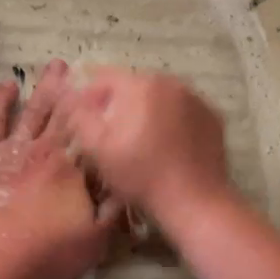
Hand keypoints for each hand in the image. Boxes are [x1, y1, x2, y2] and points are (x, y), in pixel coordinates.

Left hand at [0, 60, 114, 278]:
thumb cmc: (46, 253)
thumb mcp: (96, 239)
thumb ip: (114, 209)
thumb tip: (126, 183)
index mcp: (74, 166)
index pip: (92, 131)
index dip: (101, 109)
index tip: (110, 87)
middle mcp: (46, 150)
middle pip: (64, 113)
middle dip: (75, 89)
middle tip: (83, 65)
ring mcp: (13, 151)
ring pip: (34, 111)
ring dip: (45, 87)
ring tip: (55, 65)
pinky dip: (1, 102)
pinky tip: (7, 86)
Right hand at [54, 68, 231, 219]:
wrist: (195, 201)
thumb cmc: (141, 175)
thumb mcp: (98, 149)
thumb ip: (79, 114)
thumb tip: (66, 91)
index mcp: (141, 84)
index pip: (103, 77)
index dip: (87, 96)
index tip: (83, 120)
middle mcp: (171, 81)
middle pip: (133, 85)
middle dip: (117, 103)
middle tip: (109, 134)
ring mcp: (196, 98)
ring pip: (159, 97)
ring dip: (144, 111)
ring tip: (138, 142)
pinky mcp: (213, 117)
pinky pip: (182, 110)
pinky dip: (170, 120)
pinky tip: (166, 146)